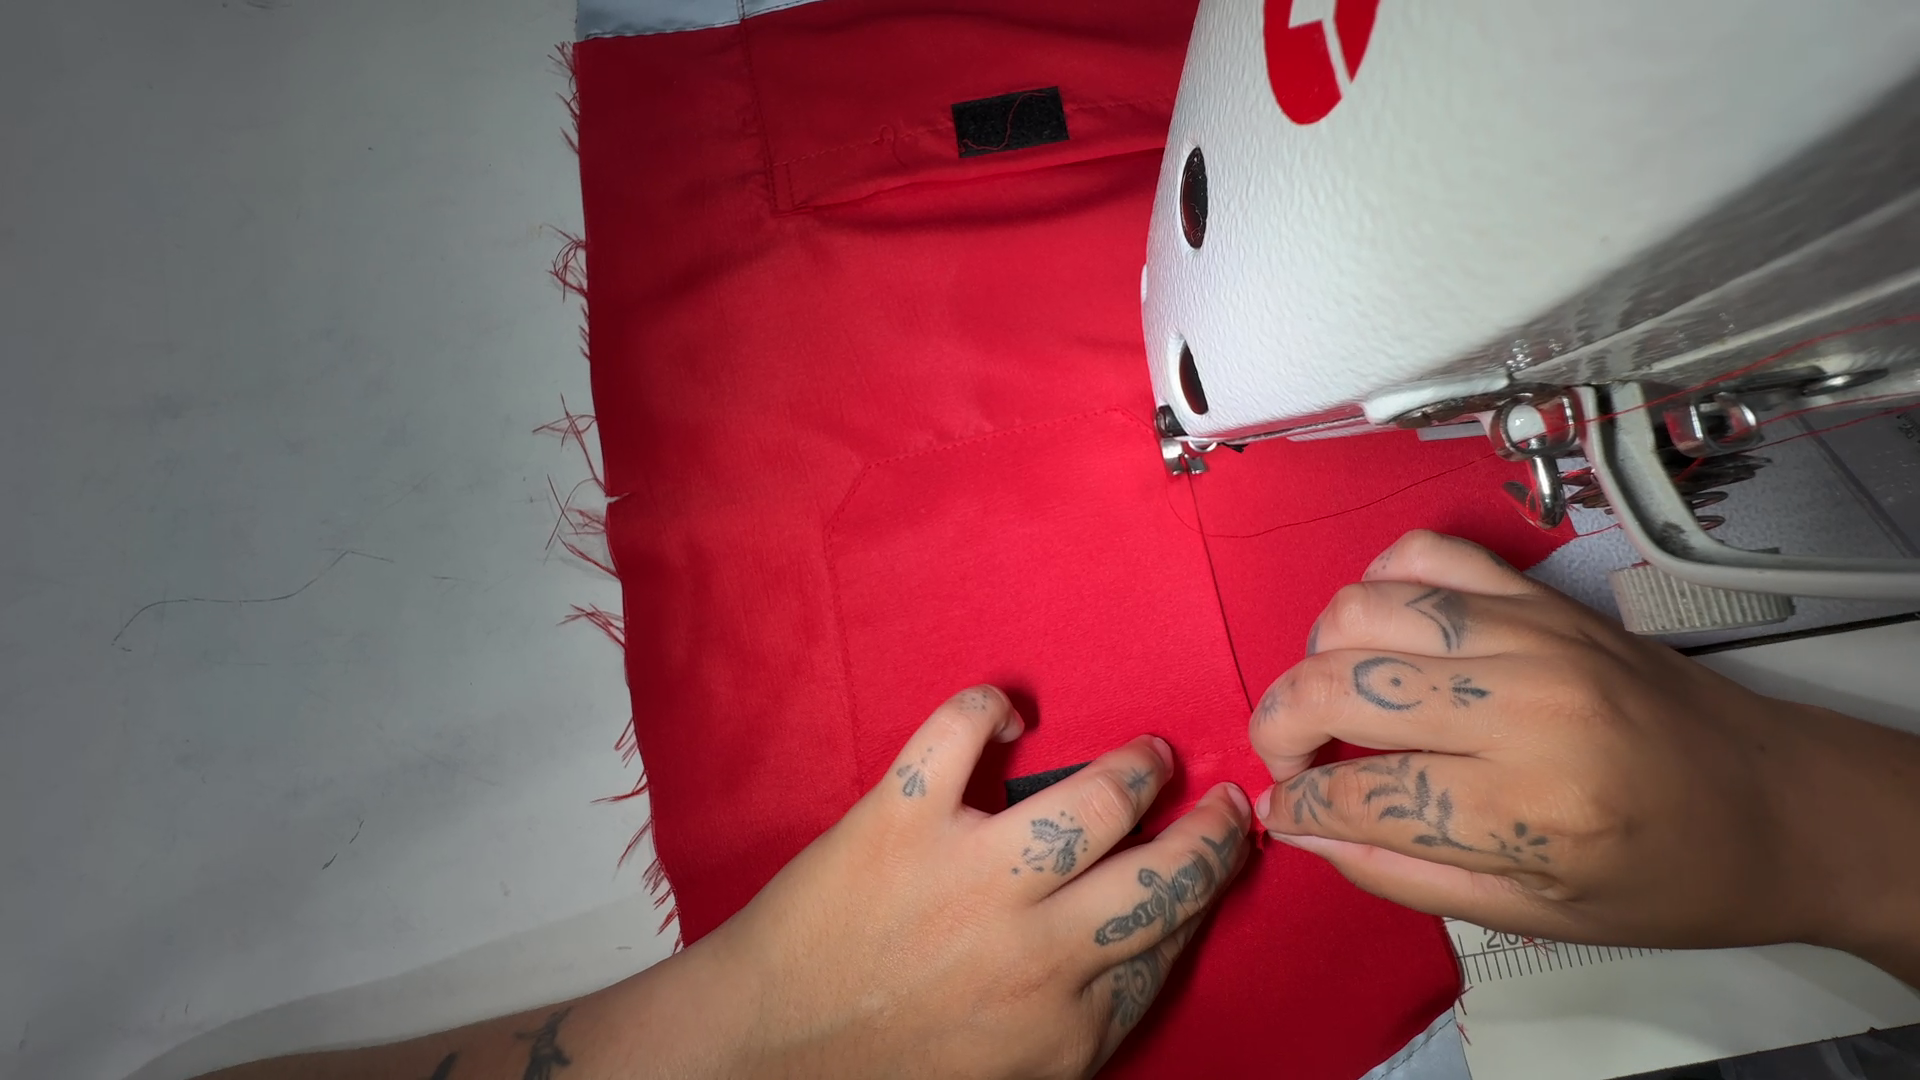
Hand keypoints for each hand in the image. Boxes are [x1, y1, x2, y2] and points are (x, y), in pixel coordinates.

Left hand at [690, 685, 1252, 1078]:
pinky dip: (987, 707)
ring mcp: (967, 874)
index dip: (1203, 892)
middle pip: (1163, 875)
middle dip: (1209, 832)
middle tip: (1220, 800)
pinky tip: (1008, 716)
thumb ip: (1088, 1016)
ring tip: (1147, 754)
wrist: (763, 1061)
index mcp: (1066, 1021)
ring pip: (1090, 799)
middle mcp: (1033, 948)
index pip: (1170, 939)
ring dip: (1133, 768)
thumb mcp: (1018, 1073)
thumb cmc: (889, 1068)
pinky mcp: (900, 820)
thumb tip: (1143, 943)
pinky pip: (957, 734)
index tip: (1215, 857)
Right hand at [1247, 529, 1919, 969]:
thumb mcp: (1536, 915)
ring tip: (1333, 692)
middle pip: (1335, 688)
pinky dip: (1376, 583)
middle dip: (1277, 726)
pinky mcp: (1536, 595)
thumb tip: (1298, 827)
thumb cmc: (1668, 874)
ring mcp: (1528, 633)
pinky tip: (1382, 629)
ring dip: (1316, 657)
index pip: (1356, 794)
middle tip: (1286, 753)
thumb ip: (1398, 874)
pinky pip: (1419, 553)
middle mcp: (1522, 706)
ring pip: (1358, 611)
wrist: (1789, 803)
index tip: (1285, 807)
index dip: (1297, 805)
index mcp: (1531, 808)